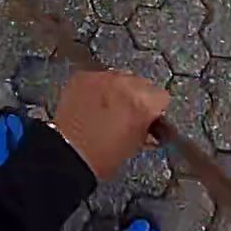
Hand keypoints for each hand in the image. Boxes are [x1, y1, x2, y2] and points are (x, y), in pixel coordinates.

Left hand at [51, 69, 167, 179]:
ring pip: (119, 76)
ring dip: (117, 88)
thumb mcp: (135, 144)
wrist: (69, 152)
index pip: (161, 96)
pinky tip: (91, 102)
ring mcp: (102, 77)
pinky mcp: (83, 76)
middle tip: (127, 111)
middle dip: (137, 95)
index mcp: (142, 102)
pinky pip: (98, 76)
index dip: (155, 108)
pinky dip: (97, 87)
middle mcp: (124, 84)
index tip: (148, 116)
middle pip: (141, 82)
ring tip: (106, 106)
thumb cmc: (104, 155)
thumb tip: (151, 122)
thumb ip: (147, 127)